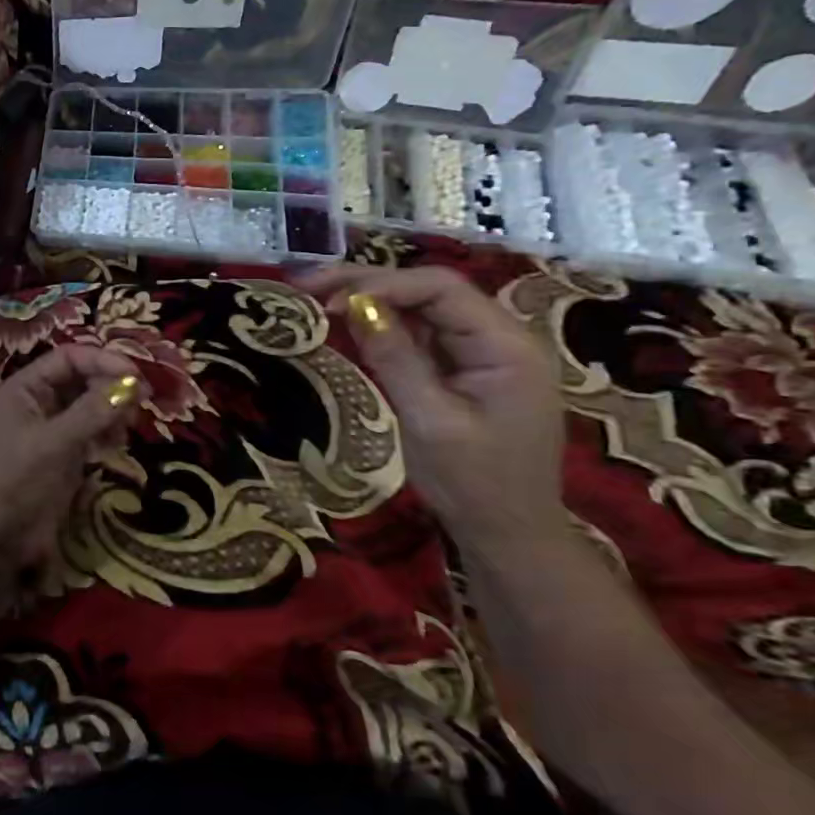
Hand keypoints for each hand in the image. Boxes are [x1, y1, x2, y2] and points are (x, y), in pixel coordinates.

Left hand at [0, 344, 142, 574]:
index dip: (103, 361)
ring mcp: (50, 429)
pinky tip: (115, 446)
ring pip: (89, 406)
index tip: (136, 377)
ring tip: (127, 428)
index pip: (68, 358)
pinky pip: (90, 432)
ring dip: (112, 410)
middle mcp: (37, 402)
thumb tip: (131, 385)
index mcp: (25, 388)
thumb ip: (92, 412)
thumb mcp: (54, 442)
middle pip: (82, 379)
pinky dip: (106, 433)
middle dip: (110, 386)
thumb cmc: (15, 477)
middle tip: (139, 405)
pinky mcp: (61, 455)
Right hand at [297, 266, 567, 545]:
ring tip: (316, 298)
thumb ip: (395, 358)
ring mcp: (478, 353)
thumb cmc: (474, 481)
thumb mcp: (429, 420)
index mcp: (506, 346)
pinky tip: (344, 323)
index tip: (328, 301)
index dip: (382, 284)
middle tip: (307, 286)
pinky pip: (417, 334)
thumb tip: (354, 306)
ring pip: (419, 308)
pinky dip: (379, 325)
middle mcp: (498, 338)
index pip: (441, 288)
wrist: (507, 531)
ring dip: (368, 300)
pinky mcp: (460, 369)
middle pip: (429, 290)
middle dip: (367, 283)